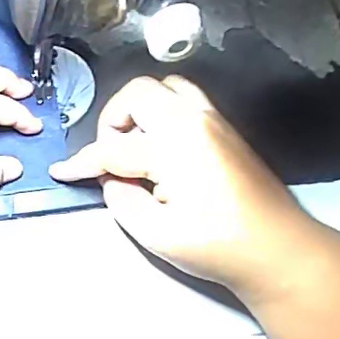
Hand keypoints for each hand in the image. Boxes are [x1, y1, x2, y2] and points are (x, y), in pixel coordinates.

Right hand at [48, 75, 330, 302]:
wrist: (278, 249)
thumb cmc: (216, 246)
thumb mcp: (155, 234)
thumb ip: (122, 200)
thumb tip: (112, 181)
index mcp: (173, 145)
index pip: (113, 147)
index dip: (82, 162)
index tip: (61, 172)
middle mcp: (193, 120)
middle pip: (138, 93)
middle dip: (112, 120)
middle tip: (108, 156)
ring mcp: (214, 121)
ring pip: (166, 89)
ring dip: (140, 110)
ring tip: (134, 146)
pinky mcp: (227, 130)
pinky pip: (187, 100)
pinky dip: (163, 113)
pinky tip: (161, 149)